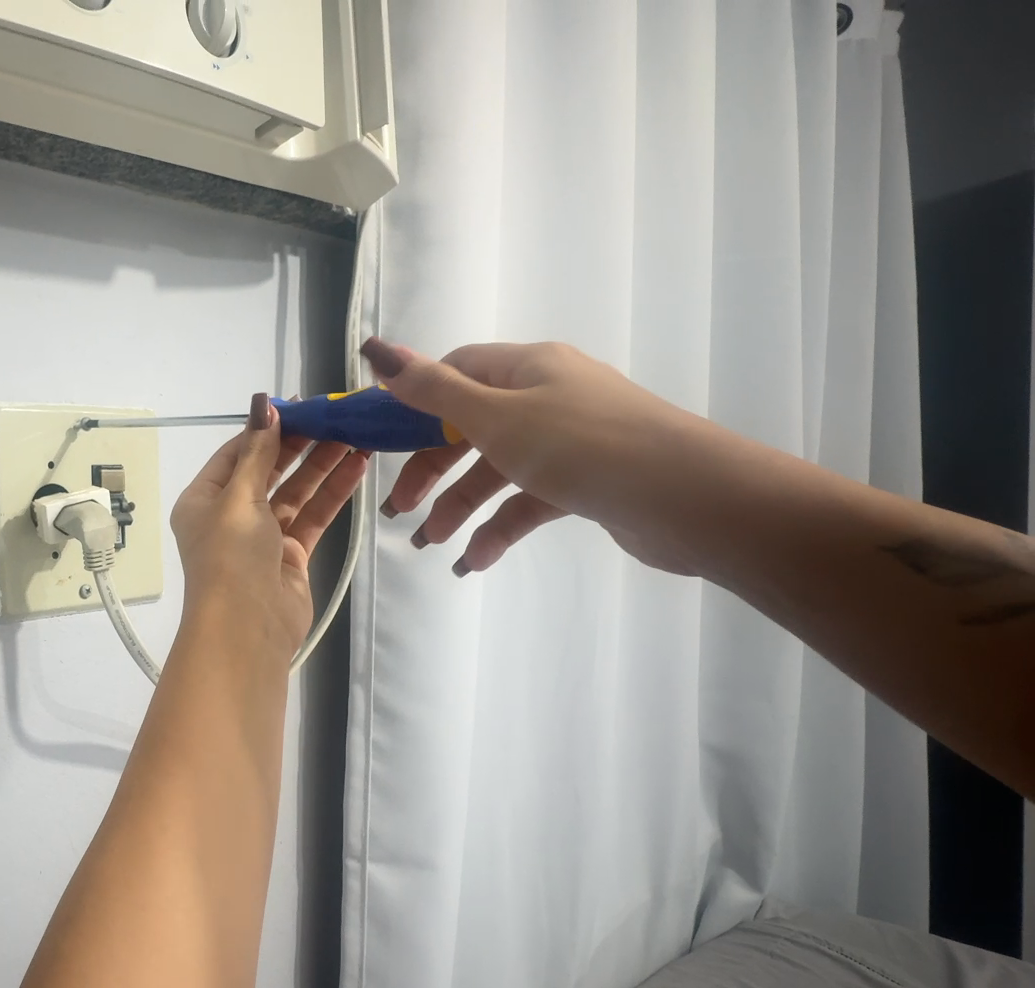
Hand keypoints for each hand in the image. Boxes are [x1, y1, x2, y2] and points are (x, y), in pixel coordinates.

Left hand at [171, 393, 369, 653]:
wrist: (246, 628)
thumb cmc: (231, 556)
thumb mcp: (238, 498)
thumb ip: (257, 453)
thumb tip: (263, 404)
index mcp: (202, 500)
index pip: (235, 454)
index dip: (266, 429)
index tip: (299, 405)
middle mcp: (229, 515)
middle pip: (267, 470)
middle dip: (300, 444)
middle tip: (335, 416)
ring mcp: (261, 537)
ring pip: (294, 492)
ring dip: (322, 465)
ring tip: (356, 435)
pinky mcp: (289, 555)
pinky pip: (311, 516)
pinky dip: (332, 493)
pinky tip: (357, 466)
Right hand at [365, 338, 734, 575]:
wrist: (689, 499)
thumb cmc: (580, 445)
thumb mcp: (493, 415)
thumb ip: (430, 390)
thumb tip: (375, 348)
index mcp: (526, 368)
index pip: (456, 372)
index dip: (415, 402)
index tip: (383, 439)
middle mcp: (547, 397)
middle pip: (469, 427)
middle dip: (430, 469)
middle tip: (399, 507)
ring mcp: (569, 441)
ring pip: (496, 469)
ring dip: (459, 506)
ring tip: (430, 544)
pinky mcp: (586, 483)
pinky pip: (528, 500)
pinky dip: (498, 528)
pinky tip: (474, 561)